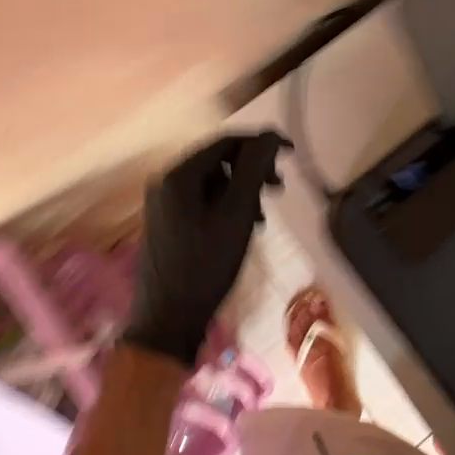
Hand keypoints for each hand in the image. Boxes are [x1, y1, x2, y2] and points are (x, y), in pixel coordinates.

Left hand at [121, 132, 287, 365]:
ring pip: (213, 182)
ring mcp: (163, 203)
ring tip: (262, 215)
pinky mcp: (167, 223)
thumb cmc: (206, 265)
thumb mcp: (237, 214)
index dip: (262, 143)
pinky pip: (203, 200)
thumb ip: (254, 169)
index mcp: (178, 174)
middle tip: (279, 188)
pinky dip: (227, 206)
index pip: (227, 141)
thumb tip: (270, 135)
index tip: (291, 153)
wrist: (168, 320)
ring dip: (243, 191)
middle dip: (253, 170)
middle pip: (219, 159)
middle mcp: (165, 181)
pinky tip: (244, 228)